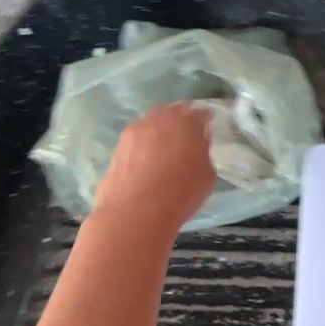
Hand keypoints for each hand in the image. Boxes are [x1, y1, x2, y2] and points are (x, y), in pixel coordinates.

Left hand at [91, 104, 215, 231]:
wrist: (136, 212)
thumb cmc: (181, 192)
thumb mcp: (207, 174)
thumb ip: (202, 152)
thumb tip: (195, 146)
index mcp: (185, 122)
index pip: (199, 113)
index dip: (204, 120)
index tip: (207, 127)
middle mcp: (157, 120)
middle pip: (171, 113)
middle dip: (179, 121)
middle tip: (185, 136)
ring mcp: (133, 133)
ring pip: (150, 126)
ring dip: (159, 133)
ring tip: (164, 151)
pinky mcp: (117, 148)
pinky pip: (136, 142)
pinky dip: (143, 148)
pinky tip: (147, 164)